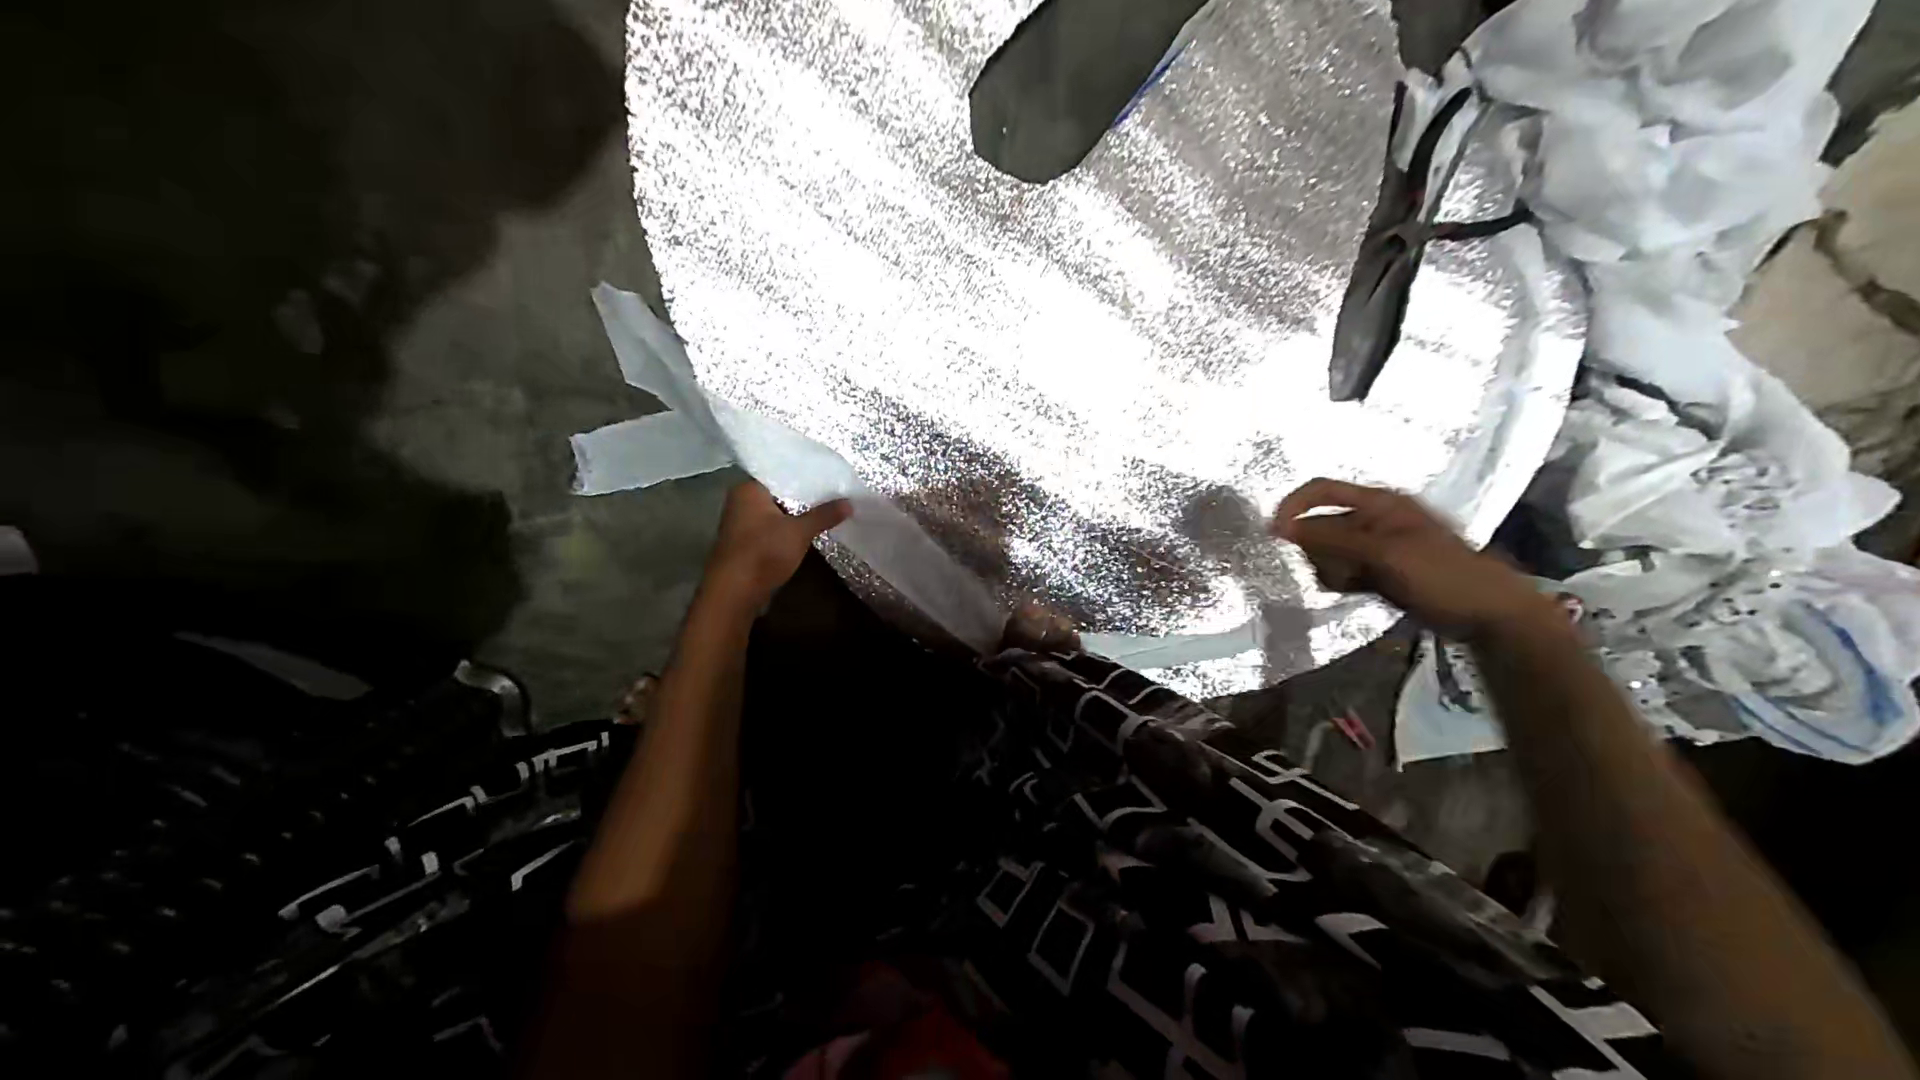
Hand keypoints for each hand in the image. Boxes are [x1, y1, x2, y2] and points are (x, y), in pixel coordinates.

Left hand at [703, 481, 851, 609]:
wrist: (735, 593)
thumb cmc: (763, 552)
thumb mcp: (799, 531)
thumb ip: (824, 514)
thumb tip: (849, 502)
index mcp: (748, 489)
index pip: (780, 473)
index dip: (806, 476)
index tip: (830, 477)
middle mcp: (740, 502)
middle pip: (779, 494)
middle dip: (804, 497)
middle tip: (834, 494)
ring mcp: (740, 524)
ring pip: (775, 514)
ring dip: (796, 516)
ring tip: (826, 512)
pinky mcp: (744, 544)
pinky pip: (771, 530)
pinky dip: (786, 531)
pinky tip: (806, 533)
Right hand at [1271, 478, 1551, 638]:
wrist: (1490, 614)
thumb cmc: (1441, 575)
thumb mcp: (1383, 554)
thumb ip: (1330, 539)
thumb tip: (1281, 528)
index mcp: (1378, 502)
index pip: (1320, 491)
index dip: (1293, 507)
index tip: (1272, 534)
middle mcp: (1373, 518)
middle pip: (1320, 526)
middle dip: (1318, 550)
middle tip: (1340, 572)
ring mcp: (1376, 545)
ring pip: (1328, 552)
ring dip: (1330, 570)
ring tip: (1355, 585)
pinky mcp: (1377, 569)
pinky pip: (1341, 570)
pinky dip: (1342, 581)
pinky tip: (1357, 591)